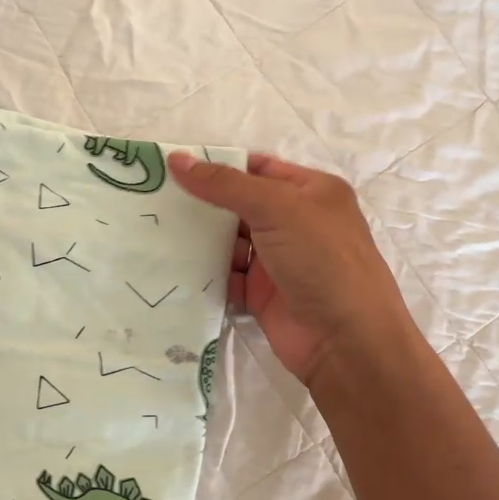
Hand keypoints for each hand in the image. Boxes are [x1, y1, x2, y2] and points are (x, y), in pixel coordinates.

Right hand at [169, 152, 418, 386]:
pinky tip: (169, 265)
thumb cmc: (321, 260)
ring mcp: (277, 260)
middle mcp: (295, 223)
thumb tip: (176, 159)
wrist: (345, 340)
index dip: (219, 164)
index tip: (172, 165)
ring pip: (228, 242)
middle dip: (201, 202)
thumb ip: (225, 184)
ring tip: (153, 229)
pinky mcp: (260, 294)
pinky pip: (225, 276)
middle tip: (153, 198)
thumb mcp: (277, 209)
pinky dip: (202, 272)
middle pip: (239, 205)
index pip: (258, 168)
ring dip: (198, 239)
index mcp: (311, 192)